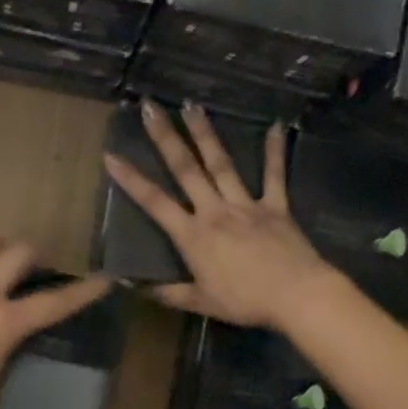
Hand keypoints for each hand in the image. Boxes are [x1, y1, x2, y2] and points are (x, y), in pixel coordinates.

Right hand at [103, 100, 336, 328]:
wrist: (295, 295)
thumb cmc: (246, 302)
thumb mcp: (202, 303)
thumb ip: (170, 294)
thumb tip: (136, 288)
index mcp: (193, 236)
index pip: (155, 203)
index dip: (131, 179)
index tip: (112, 155)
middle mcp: (215, 211)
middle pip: (186, 170)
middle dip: (165, 138)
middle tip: (150, 107)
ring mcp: (245, 205)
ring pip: (221, 164)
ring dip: (205, 134)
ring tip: (192, 105)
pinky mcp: (275, 207)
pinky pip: (274, 176)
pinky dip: (274, 152)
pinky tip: (275, 126)